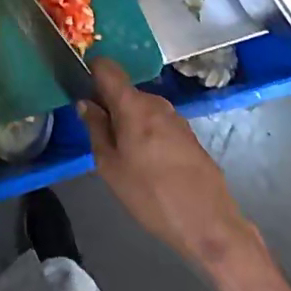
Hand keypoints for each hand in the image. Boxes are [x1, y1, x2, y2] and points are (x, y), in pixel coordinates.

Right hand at [79, 56, 265, 272]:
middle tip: (100, 137)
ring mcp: (176, 118)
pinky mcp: (189, 134)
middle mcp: (156, 103)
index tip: (82, 88)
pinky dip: (147, 133)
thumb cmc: (151, 195)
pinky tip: (149, 164)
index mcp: (133, 105)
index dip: (92, 70)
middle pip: (125, 91)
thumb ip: (95, 128)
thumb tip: (86, 103)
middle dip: (110, 106)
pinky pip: (158, 122)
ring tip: (125, 156)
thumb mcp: (110, 166)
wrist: (209, 223)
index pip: (107, 67)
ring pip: (142, 108)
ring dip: (129, 121)